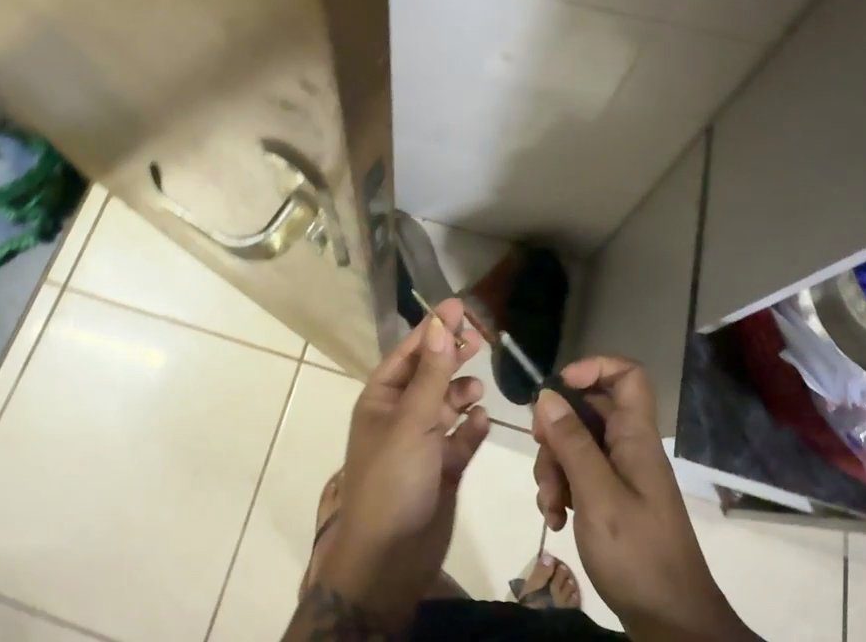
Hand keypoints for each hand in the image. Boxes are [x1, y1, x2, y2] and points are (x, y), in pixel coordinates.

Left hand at [308, 298, 489, 630]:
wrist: (389, 559)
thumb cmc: (393, 481)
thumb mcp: (413, 422)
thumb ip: (432, 374)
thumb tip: (439, 322)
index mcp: (381, 400)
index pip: (409, 353)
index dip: (433, 328)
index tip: (460, 306)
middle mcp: (399, 417)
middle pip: (429, 376)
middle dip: (452, 356)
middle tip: (481, 337)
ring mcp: (420, 445)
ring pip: (446, 407)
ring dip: (462, 393)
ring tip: (481, 387)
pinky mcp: (440, 471)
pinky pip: (459, 440)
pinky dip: (471, 429)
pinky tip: (484, 420)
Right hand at [533, 357, 756, 641]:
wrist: (670, 620)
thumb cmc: (637, 553)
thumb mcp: (597, 495)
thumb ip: (572, 442)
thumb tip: (548, 394)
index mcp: (636, 438)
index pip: (627, 376)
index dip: (593, 369)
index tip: (557, 389)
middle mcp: (630, 450)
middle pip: (589, 412)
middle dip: (556, 431)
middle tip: (542, 455)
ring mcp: (622, 477)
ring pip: (578, 447)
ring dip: (554, 469)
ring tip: (550, 504)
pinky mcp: (613, 503)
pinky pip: (580, 478)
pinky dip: (562, 492)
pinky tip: (556, 520)